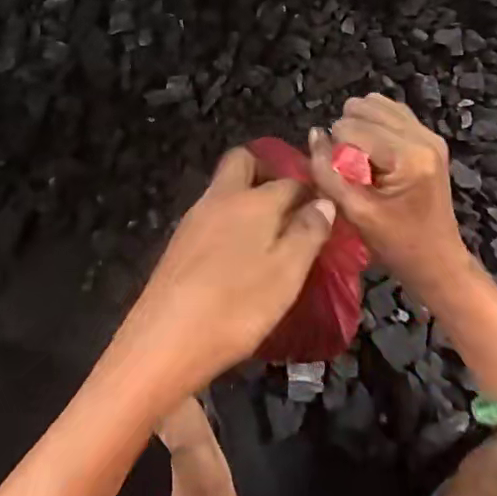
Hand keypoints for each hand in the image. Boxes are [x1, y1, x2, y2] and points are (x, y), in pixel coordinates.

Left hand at [112, 148, 337, 396]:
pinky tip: (245, 253)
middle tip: (294, 206)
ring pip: (226, 188)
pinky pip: (213, 214)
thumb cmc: (237, 304)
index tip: (327, 206)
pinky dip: (233, 220)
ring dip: (250, 198)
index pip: (288, 179)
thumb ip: (307, 233)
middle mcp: (220, 197)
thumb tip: (323, 202)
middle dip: (268, 172)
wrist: (168, 333)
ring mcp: (195, 216)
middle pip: (242, 162)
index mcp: (251, 200)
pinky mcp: (182, 239)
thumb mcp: (286, 273)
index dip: (310, 188)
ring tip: (277, 235)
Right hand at [307, 94, 470, 296]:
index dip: (337, 152)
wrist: (437, 259)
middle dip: (347, 135)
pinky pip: (388, 109)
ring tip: (364, 158)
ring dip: (358, 126)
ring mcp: (428, 133)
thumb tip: (315, 133)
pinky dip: (373, 124)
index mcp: (408, 157)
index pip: (348, 127)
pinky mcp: (428, 135)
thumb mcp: (353, 211)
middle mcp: (422, 136)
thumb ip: (326, 171)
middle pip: (360, 108)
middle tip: (355, 169)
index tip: (349, 180)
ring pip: (372, 102)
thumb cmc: (395, 242)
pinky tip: (374, 151)